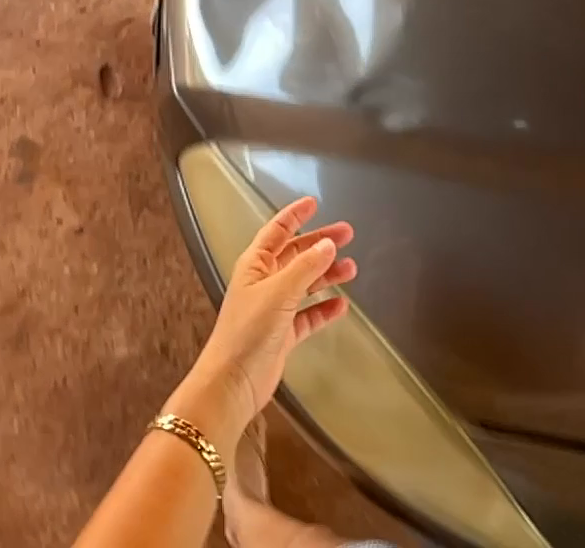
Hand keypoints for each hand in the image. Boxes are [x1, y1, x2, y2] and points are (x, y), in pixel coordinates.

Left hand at [165, 197, 358, 443]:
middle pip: (296, 255)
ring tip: (351, 268)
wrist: (233, 382)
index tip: (314, 202)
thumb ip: (305, 267)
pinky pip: (308, 315)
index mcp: (255, 265)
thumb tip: (327, 244)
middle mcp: (264, 282)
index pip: (277, 231)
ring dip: (326, 274)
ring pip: (305, 283)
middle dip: (320, 243)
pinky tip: (341, 304)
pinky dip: (324, 309)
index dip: (295, 215)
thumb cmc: (248, 331)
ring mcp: (274, 308)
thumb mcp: (278, 292)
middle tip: (348, 233)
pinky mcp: (283, 334)